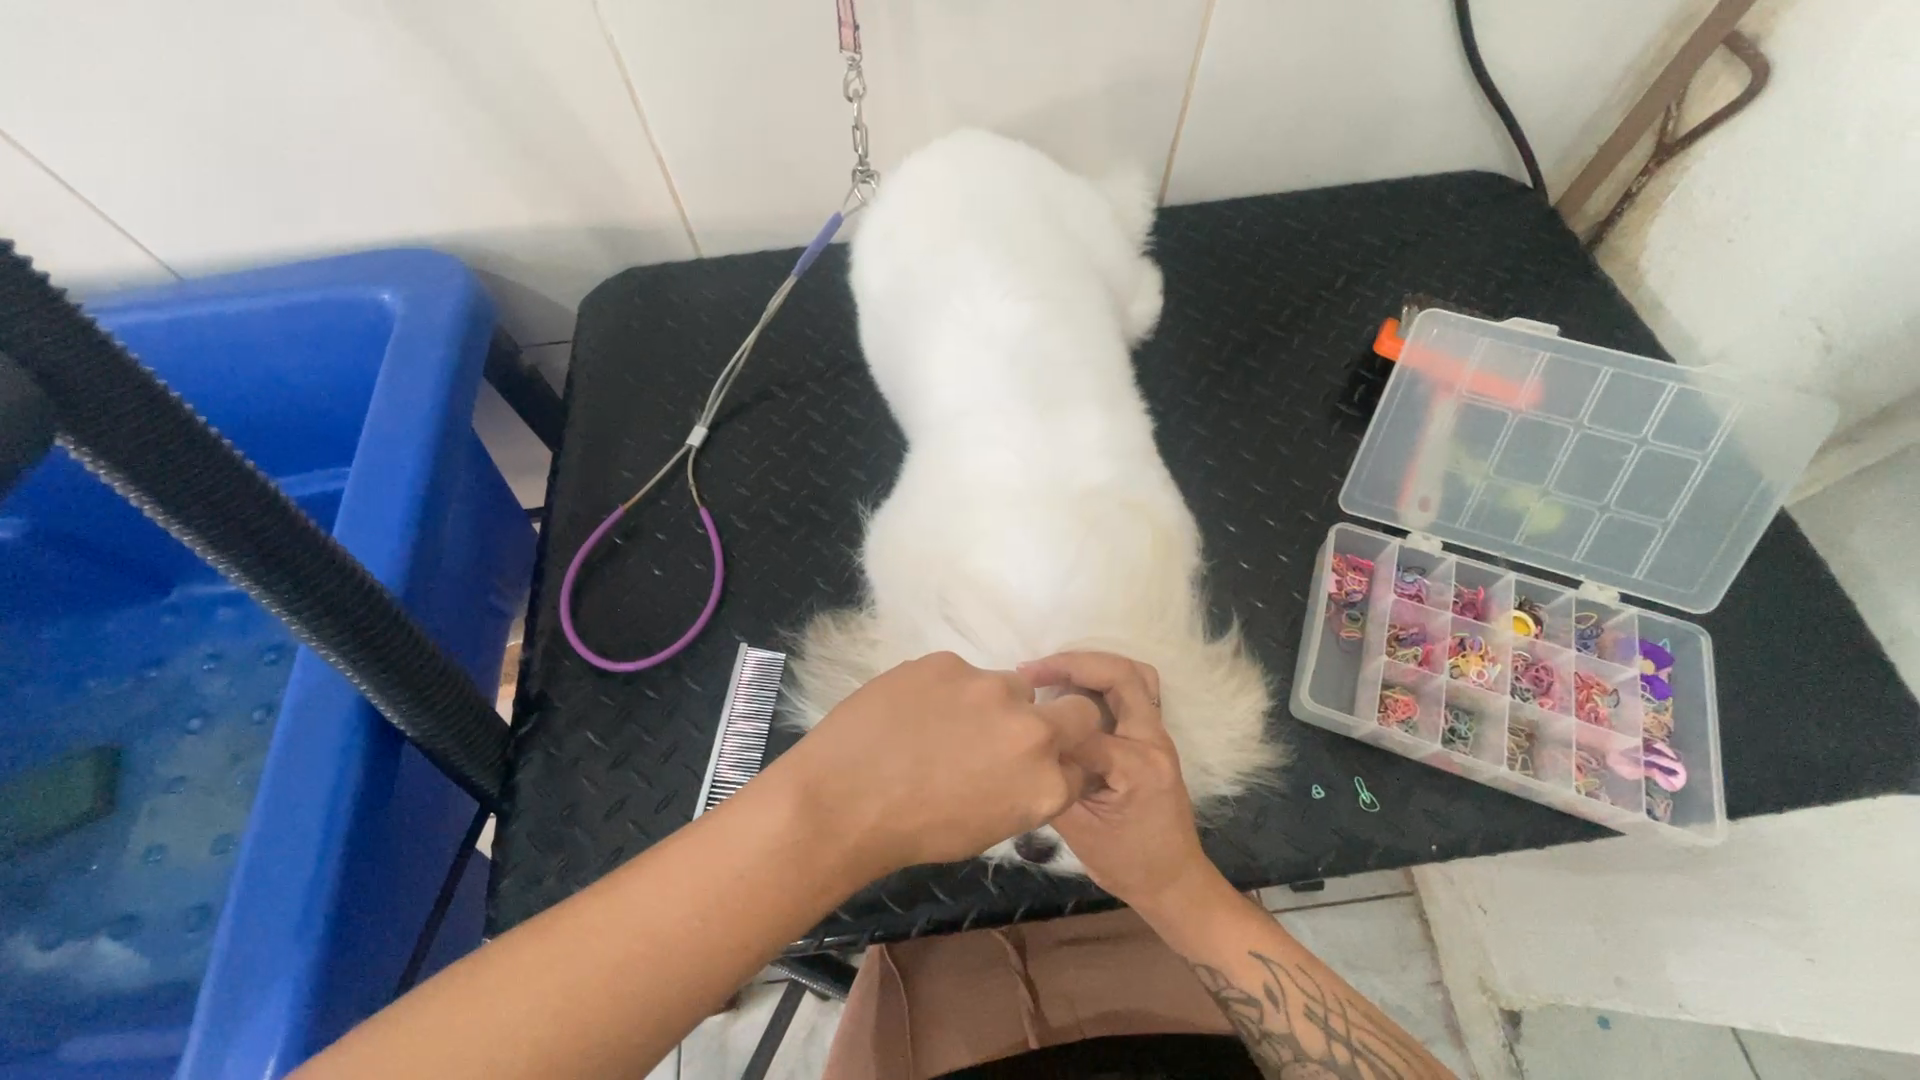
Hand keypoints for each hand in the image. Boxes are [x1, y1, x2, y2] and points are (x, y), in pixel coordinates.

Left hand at [762, 651, 1102, 876]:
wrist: (840, 800)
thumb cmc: (913, 832)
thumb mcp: (989, 828)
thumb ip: (1025, 790)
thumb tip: (1029, 766)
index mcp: (1046, 783)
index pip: (1083, 761)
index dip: (1063, 761)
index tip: (1040, 763)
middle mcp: (1033, 729)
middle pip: (1077, 710)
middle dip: (1058, 720)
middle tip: (1011, 734)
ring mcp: (989, 687)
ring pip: (1012, 686)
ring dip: (993, 703)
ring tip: (944, 725)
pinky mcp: (948, 660)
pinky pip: (961, 673)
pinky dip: (946, 690)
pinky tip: (912, 712)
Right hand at [1022, 652, 1224, 915]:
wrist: (1172, 881)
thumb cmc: (1127, 863)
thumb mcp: (1079, 829)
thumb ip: (1054, 781)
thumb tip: (1026, 747)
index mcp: (1137, 765)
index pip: (1083, 725)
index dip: (1046, 719)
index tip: (1013, 715)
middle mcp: (1154, 740)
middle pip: (1122, 674)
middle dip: (1074, 663)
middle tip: (1031, 670)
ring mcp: (1158, 736)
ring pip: (1134, 674)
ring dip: (1092, 665)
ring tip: (1051, 673)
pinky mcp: (1153, 738)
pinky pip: (1134, 691)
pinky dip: (1102, 681)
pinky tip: (1071, 692)